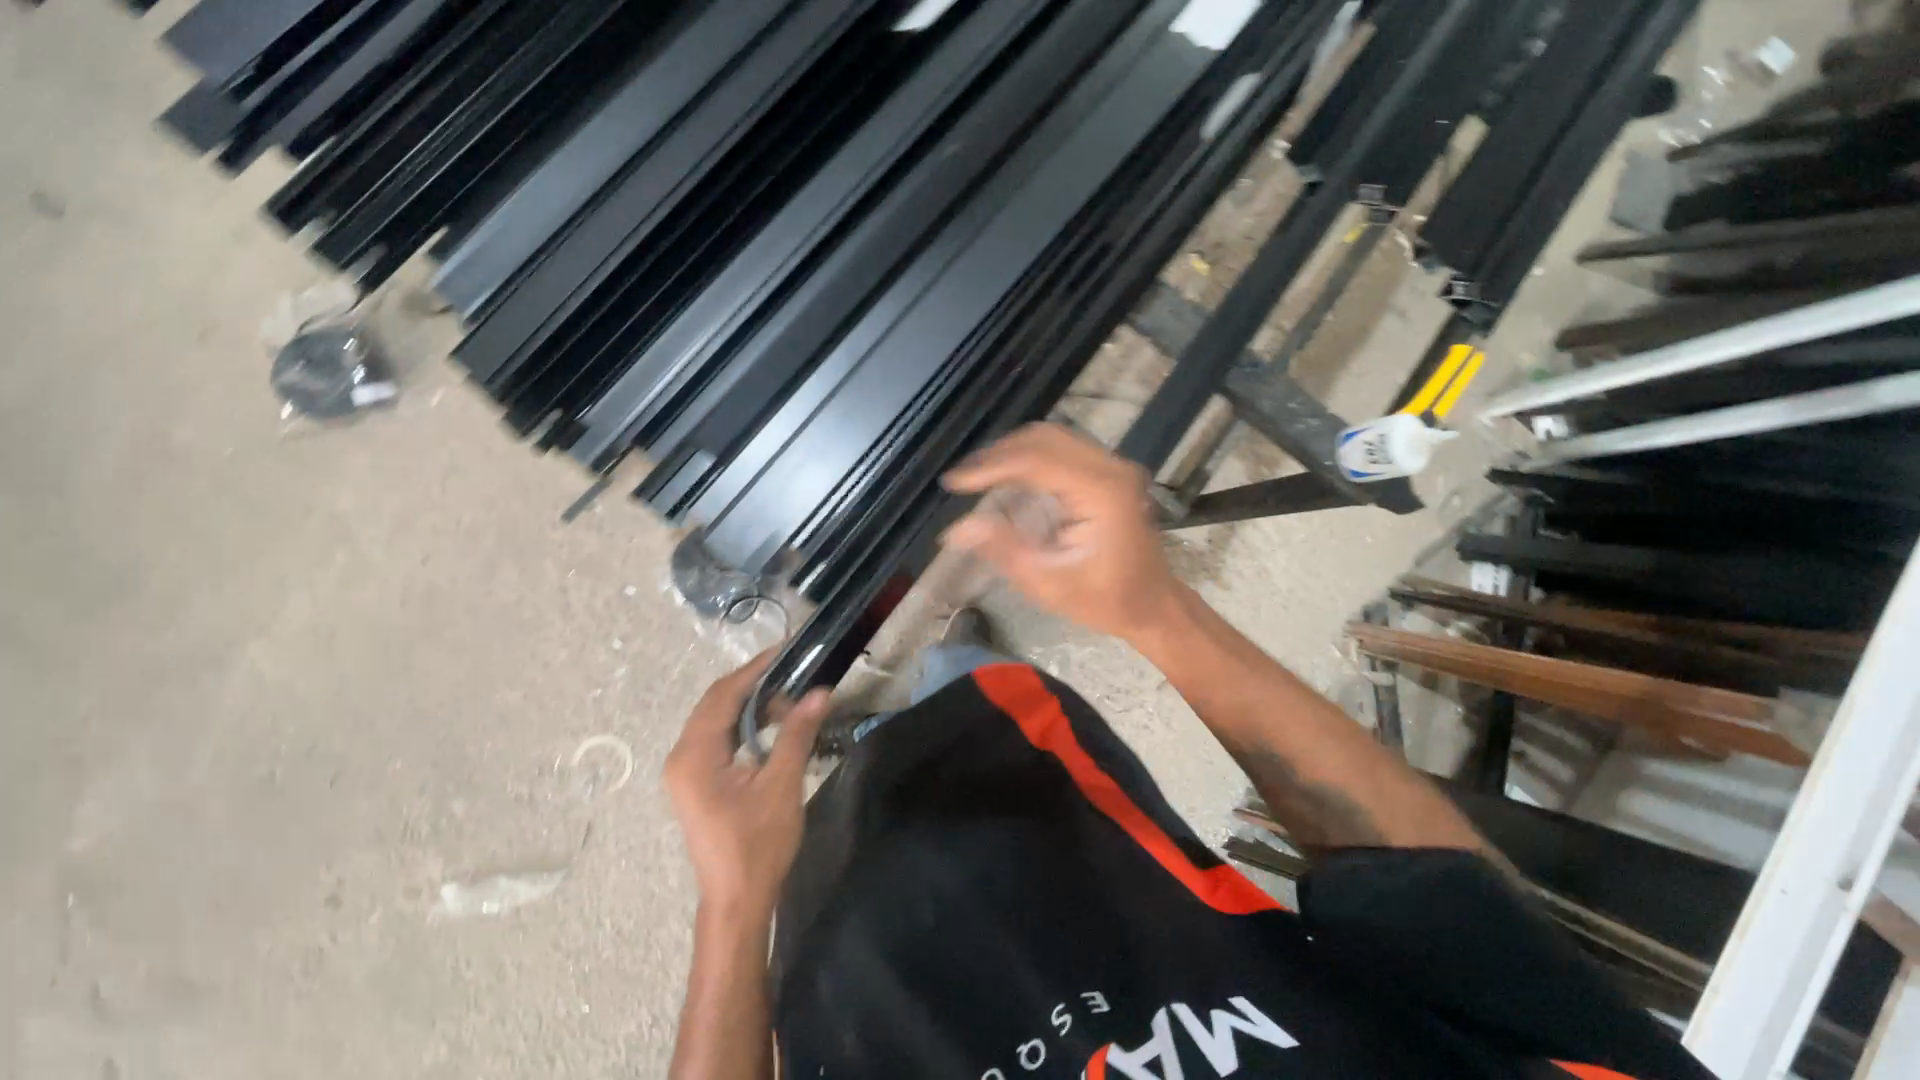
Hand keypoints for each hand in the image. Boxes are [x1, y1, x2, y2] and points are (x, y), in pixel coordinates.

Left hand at [663, 651, 828, 916]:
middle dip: (754, 684)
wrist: (737, 898)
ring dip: (749, 705)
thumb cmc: (758, 844)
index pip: (723, 695)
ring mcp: (684, 771)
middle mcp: (681, 757)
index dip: (754, 669)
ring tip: (788, 696)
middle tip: (794, 672)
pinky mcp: (695, 783)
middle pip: (715, 703)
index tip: (787, 650)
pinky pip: (716, 739)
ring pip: (715, 720)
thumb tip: (820, 692)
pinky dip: (742, 725)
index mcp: (694, 755)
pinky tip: (769, 724)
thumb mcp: (782, 785)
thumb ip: (796, 733)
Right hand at [941, 423, 1183, 642]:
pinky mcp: (1111, 474)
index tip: (954, 483)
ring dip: (1014, 453)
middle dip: (998, 454)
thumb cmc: (1106, 601)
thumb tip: (958, 528)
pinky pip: (1065, 450)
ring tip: (980, 477)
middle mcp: (1111, 469)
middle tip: (964, 479)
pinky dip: (1032, 458)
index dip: (989, 467)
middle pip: (1043, 438)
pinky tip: (1009, 480)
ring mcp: (1114, 468)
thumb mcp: (1049, 584)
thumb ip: (1004, 550)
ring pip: (1054, 438)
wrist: (1154, 605)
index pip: (1035, 460)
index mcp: (1100, 492)